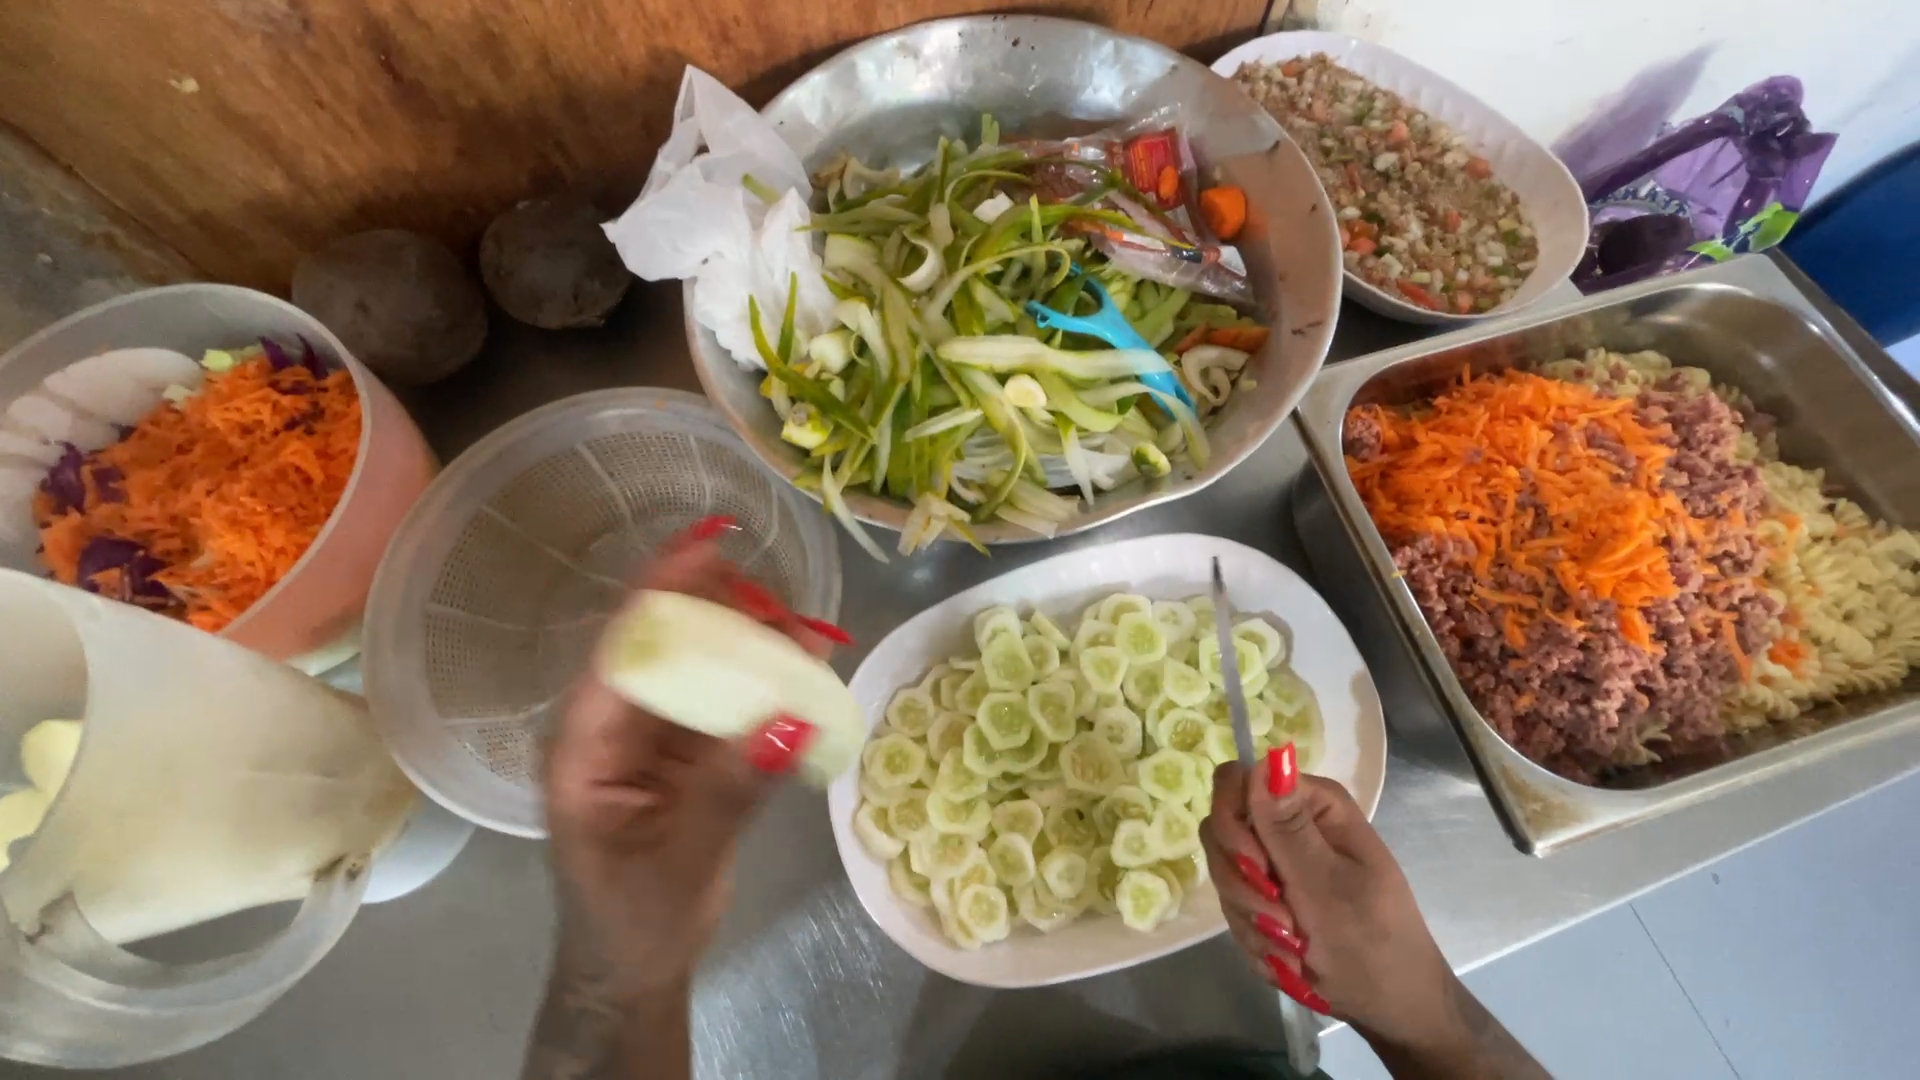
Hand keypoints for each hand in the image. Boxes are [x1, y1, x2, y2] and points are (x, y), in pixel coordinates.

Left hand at [541, 523, 828, 995]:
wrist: (634, 965)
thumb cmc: (634, 917)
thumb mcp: (682, 856)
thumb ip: (733, 785)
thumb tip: (793, 717)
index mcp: (585, 744)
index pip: (625, 649)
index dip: (664, 590)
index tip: (711, 545)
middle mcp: (617, 724)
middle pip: (667, 643)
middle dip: (722, 612)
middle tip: (783, 600)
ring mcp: (654, 734)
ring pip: (702, 666)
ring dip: (752, 643)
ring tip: (805, 629)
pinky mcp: (689, 748)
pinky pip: (729, 699)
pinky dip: (765, 682)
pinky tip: (803, 668)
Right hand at [1201, 747, 1458, 1048]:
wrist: (1392, 1011)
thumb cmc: (1374, 943)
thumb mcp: (1328, 887)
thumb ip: (1288, 826)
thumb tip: (1268, 758)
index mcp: (1312, 804)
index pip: (1236, 781)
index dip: (1233, 822)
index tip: (1255, 867)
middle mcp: (1288, 822)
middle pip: (1222, 828)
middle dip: (1243, 882)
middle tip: (1282, 919)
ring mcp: (1272, 859)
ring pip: (1223, 871)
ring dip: (1250, 916)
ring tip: (1293, 946)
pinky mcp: (1262, 894)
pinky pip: (1231, 904)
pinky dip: (1253, 935)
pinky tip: (1287, 955)